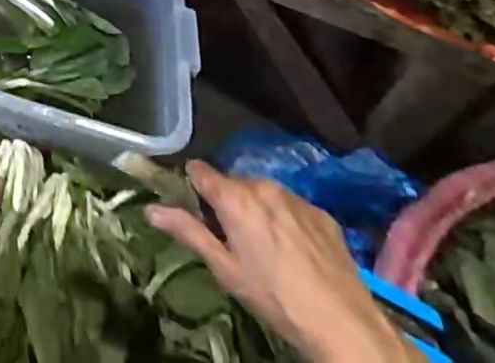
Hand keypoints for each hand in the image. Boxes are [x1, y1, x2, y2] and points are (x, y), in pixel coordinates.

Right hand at [147, 161, 416, 362]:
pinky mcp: (321, 213)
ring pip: (262, 194)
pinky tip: (294, 251)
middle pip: (232, 183)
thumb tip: (150, 209)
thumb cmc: (273, 297)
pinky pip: (291, 206)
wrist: (343, 324)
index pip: (198, 170)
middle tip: (232, 239)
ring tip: (266, 247)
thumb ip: (187, 232)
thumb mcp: (224, 269)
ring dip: (257, 210)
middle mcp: (262, 185)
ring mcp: (295, 197)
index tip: (195, 210)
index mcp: (233, 196)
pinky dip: (285, 220)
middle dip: (227, 203)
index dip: (192, 186)